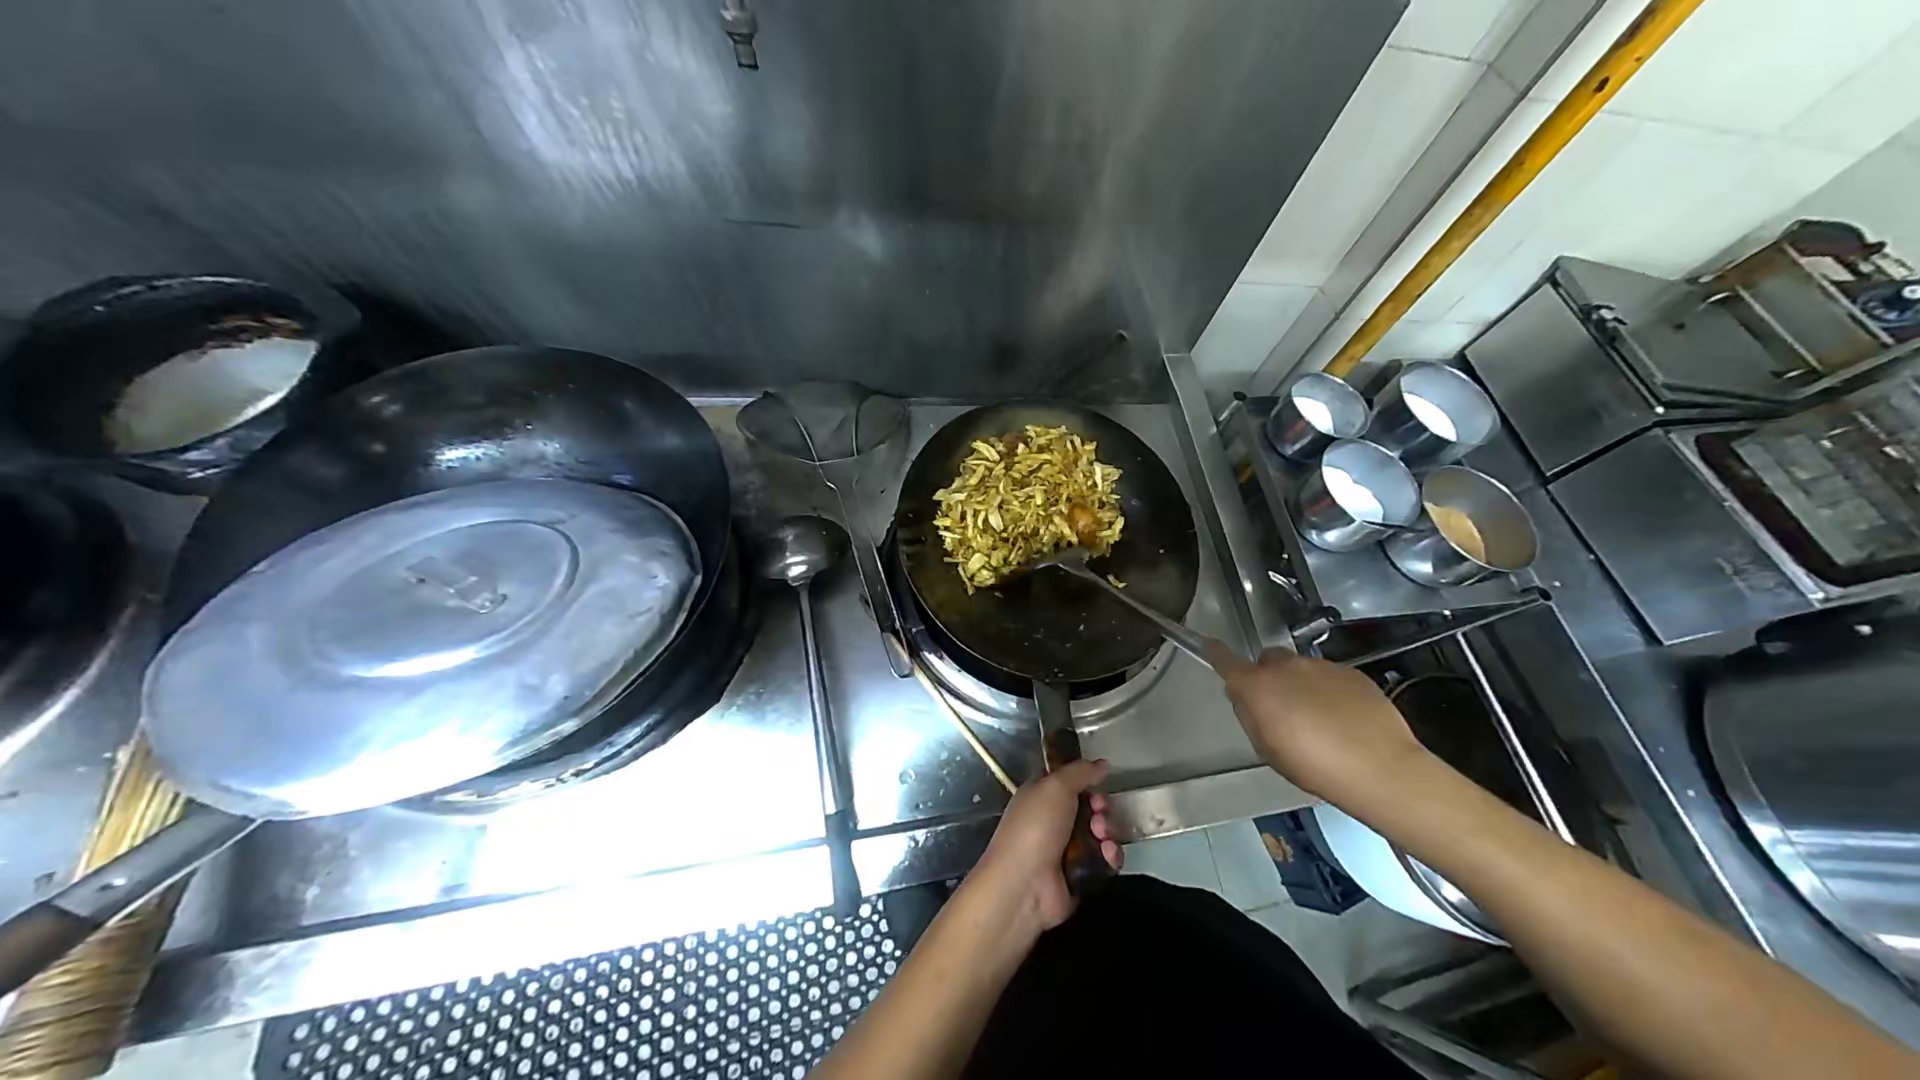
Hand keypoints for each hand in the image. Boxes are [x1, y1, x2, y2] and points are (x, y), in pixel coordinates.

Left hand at [964, 759, 1121, 934]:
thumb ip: (1081, 772)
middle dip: (1100, 807)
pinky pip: (1105, 860)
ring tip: (1101, 834)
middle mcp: (1053, 820)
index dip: (1086, 780)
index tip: (1097, 782)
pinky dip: (1110, 855)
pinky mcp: (1082, 874)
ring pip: (1101, 833)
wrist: (1025, 883)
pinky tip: (1107, 854)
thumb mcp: (1055, 786)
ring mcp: (1068, 849)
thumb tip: (1102, 764)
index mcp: (1041, 795)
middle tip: (1098, 811)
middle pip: (1090, 807)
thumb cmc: (1035, 826)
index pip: (1069, 782)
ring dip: (1107, 830)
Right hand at [1207, 643, 1431, 807]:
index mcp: (1258, 686)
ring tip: (1317, 718)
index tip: (1210, 646)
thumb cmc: (1314, 765)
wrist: (1381, 768)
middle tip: (1278, 707)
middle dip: (1267, 677)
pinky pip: (1328, 677)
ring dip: (1299, 684)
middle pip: (1267, 661)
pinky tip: (1341, 718)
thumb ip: (1250, 716)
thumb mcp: (1267, 749)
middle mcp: (1287, 667)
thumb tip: (1246, 698)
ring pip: (1299, 669)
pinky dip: (1327, 690)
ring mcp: (1322, 666)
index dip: (1216, 653)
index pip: (1226, 661)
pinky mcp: (1352, 673)